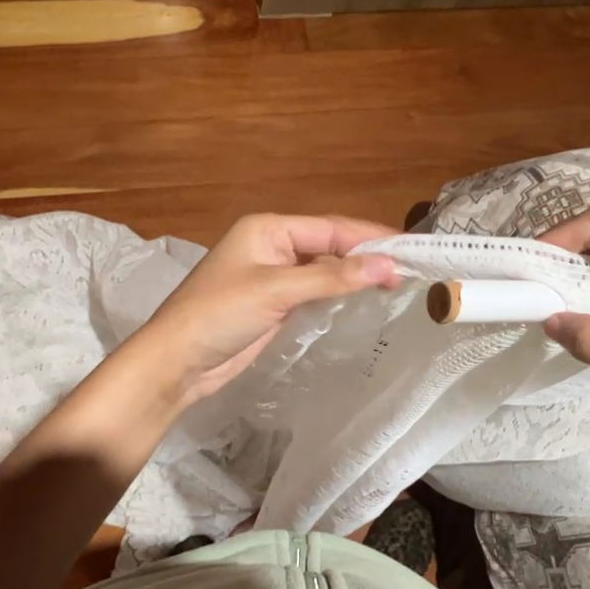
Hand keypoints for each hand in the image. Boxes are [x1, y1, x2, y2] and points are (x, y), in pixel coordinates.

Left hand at [122, 213, 400, 406]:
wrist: (178, 362)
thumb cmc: (219, 314)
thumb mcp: (276, 291)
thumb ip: (332, 278)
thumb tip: (387, 265)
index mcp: (267, 229)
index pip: (329, 227)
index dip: (370, 237)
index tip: (411, 250)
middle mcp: (272, 246)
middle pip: (329, 245)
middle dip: (366, 256)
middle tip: (411, 270)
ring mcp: (272, 277)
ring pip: (324, 270)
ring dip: (355, 276)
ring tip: (398, 285)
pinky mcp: (274, 306)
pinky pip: (314, 293)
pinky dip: (338, 295)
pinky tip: (363, 301)